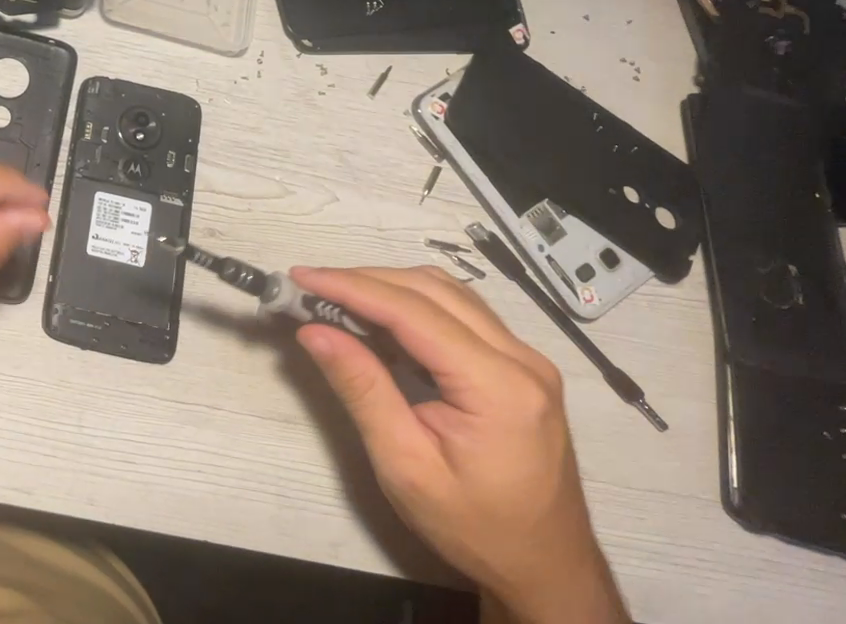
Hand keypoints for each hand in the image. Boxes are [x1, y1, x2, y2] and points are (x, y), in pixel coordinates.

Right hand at [289, 265, 627, 623]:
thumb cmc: (473, 526)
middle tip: (308, 287)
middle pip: (431, 290)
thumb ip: (362, 389)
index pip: (412, 312)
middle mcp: (521, 359)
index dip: (351, 287)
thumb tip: (313, 331)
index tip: (300, 277)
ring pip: (447, 293)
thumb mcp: (405, 465)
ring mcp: (526, 360)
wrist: (545, 567)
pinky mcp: (519, 366)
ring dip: (387, 286)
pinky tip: (377, 319)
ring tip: (334, 298)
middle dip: (364, 280)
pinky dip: (411, 303)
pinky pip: (460, 312)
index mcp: (497, 386)